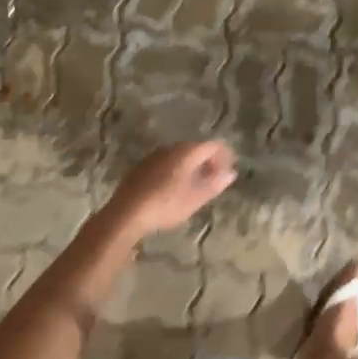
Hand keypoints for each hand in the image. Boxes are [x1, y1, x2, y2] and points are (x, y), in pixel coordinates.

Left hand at [104, 140, 236, 238]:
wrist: (127, 212)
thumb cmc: (166, 205)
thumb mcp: (195, 198)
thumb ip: (214, 184)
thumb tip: (230, 173)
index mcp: (186, 152)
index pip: (212, 145)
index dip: (224, 155)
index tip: (229, 169)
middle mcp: (170, 148)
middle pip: (195, 148)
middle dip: (208, 161)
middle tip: (215, 178)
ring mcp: (153, 156)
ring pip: (179, 155)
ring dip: (191, 166)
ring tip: (196, 184)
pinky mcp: (141, 166)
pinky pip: (165, 163)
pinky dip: (175, 170)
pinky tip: (173, 187)